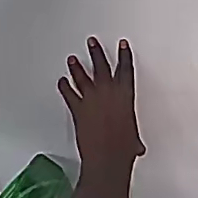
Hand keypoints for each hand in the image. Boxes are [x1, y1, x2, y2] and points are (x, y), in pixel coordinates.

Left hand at [59, 37, 144, 171]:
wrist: (107, 156)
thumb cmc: (123, 147)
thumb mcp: (133, 138)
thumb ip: (133, 138)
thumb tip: (135, 146)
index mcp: (125, 94)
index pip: (125, 68)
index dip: (124, 55)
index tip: (122, 44)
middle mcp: (107, 91)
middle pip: (101, 65)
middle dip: (96, 52)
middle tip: (92, 41)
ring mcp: (91, 98)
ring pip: (82, 76)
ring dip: (76, 67)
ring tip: (72, 58)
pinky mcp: (77, 108)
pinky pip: (69, 94)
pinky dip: (65, 87)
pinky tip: (62, 81)